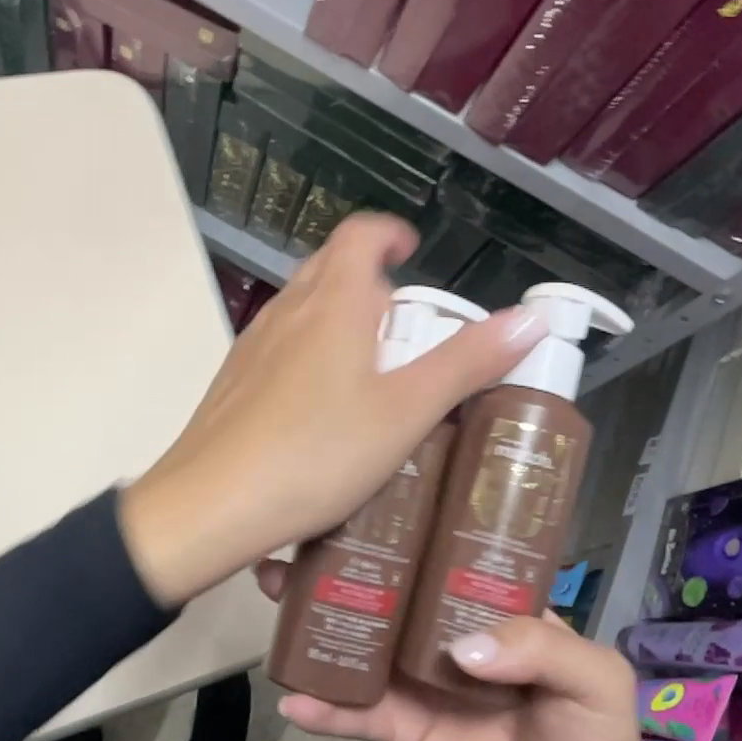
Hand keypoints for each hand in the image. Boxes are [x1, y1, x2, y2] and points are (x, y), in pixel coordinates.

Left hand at [118, 213, 545, 605]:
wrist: (210, 506)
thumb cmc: (316, 453)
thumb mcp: (405, 412)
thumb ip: (467, 363)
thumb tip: (531, 318)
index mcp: (332, 303)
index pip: (360, 235)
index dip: (390, 233)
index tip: (414, 253)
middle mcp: (286, 312)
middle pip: (331, 270)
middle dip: (373, 286)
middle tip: (407, 332)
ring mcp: (252, 348)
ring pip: (303, 313)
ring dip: (340, 324)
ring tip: (374, 378)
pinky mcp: (233, 385)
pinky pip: (281, 351)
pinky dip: (311, 358)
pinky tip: (324, 415)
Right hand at [257, 560, 671, 740]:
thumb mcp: (596, 684)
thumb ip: (541, 649)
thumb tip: (458, 647)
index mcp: (499, 613)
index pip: (453, 559)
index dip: (417, 530)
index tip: (372, 497)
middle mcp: (452, 637)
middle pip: (395, 592)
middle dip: (349, 564)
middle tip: (301, 536)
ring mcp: (421, 683)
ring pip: (364, 642)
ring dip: (320, 618)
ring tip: (273, 587)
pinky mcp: (403, 730)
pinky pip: (357, 713)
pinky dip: (324, 706)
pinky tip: (291, 694)